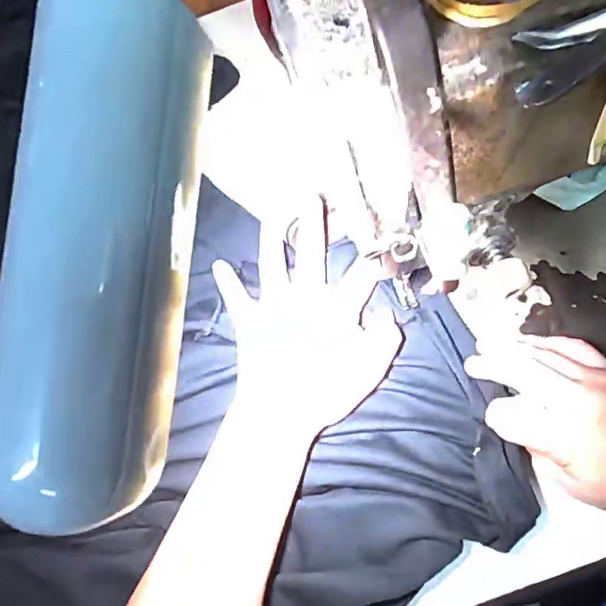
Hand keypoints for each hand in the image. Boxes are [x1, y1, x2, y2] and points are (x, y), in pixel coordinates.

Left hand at [214, 199, 402, 436]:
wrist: (280, 411)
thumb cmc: (329, 391)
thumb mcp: (373, 368)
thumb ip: (386, 336)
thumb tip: (383, 311)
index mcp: (338, 307)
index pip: (363, 274)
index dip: (375, 253)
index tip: (382, 233)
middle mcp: (306, 297)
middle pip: (313, 252)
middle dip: (314, 221)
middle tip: (311, 193)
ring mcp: (274, 306)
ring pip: (272, 263)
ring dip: (271, 238)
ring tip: (271, 215)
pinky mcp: (249, 321)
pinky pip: (236, 297)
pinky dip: (228, 281)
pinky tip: (219, 265)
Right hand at [465, 336, 605, 523]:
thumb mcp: (578, 487)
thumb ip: (544, 455)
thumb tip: (523, 431)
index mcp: (566, 433)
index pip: (511, 414)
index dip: (497, 419)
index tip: (496, 424)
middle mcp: (577, 398)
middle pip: (522, 369)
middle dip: (492, 364)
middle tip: (473, 362)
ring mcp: (596, 379)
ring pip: (544, 353)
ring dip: (514, 347)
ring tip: (491, 345)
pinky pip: (573, 347)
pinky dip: (549, 342)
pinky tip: (534, 342)